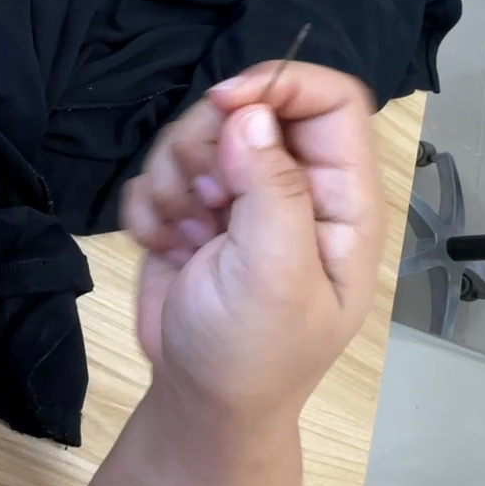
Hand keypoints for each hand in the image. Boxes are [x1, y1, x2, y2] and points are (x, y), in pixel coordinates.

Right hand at [120, 63, 381, 423]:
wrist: (197, 398)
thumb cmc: (252, 352)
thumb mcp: (275, 277)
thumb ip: (272, 191)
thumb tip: (249, 115)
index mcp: (337, 200)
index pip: (329, 102)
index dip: (278, 86)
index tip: (220, 104)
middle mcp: (288, 189)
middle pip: (242, 112)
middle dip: (204, 150)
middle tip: (203, 206)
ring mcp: (233, 200)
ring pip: (190, 139)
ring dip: (171, 185)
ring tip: (183, 238)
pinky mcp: (185, 213)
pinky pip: (154, 175)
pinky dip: (147, 208)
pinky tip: (161, 247)